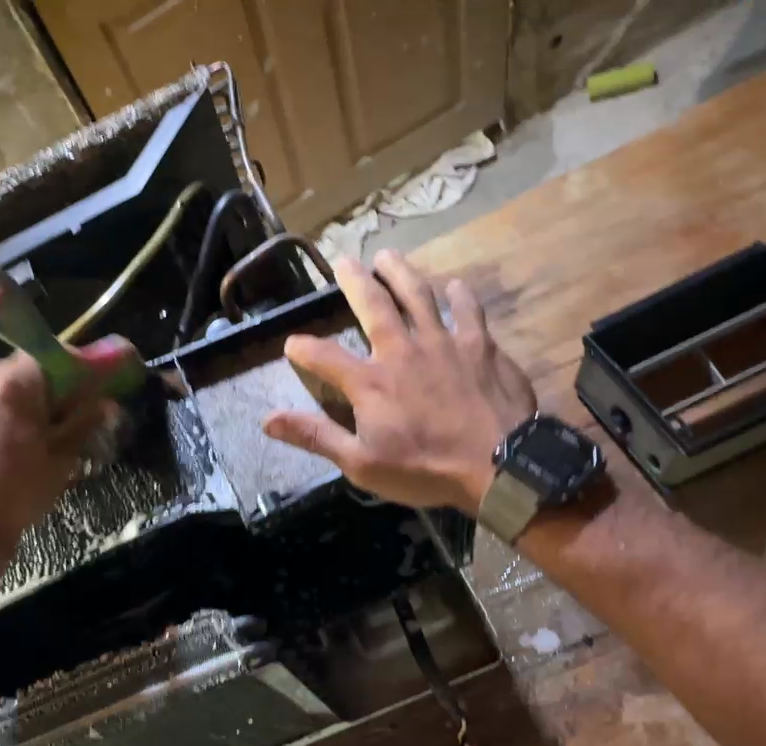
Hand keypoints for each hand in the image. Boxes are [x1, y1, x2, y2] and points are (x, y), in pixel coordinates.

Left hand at [0, 341, 123, 562]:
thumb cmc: (17, 497)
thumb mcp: (61, 460)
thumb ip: (84, 422)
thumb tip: (107, 403)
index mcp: (12, 383)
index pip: (55, 356)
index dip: (78, 369)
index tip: (94, 386)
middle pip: (26, 367)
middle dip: (49, 387)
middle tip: (66, 416)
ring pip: (2, 382)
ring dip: (23, 399)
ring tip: (33, 435)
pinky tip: (6, 440)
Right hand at [262, 249, 536, 514]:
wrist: (497, 464)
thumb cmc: (425, 469)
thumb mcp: (360, 463)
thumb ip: (316, 436)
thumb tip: (268, 419)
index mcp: (370, 382)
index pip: (324, 357)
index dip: (303, 348)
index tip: (291, 343)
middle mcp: (403, 351)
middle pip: (373, 305)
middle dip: (355, 281)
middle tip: (344, 260)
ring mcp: (445, 343)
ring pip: (419, 295)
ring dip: (401, 273)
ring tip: (389, 257)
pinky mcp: (480, 347)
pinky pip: (467, 311)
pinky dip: (459, 297)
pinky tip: (455, 286)